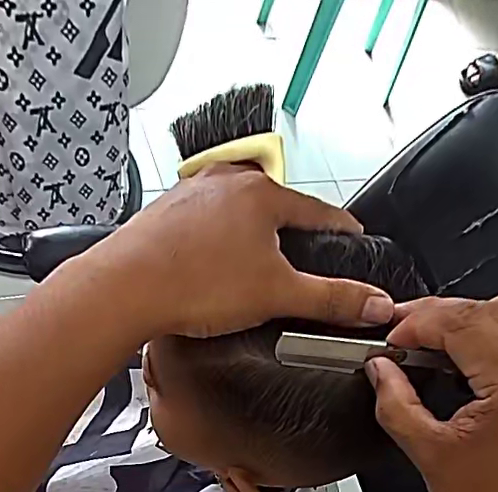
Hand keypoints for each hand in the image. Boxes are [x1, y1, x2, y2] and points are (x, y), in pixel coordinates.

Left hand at [70, 166, 394, 339]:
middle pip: (280, 212)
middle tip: (301, 272)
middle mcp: (226, 183)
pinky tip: (218, 273)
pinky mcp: (170, 215)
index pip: (321, 211)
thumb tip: (372, 303)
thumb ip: (332, 299)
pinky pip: (210, 227)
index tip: (354, 239)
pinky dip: (222, 247)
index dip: (343, 231)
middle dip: (295, 240)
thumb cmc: (191, 283)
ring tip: (257, 278)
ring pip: (242, 217)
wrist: (125, 289)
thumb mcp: (279, 295)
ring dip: (255, 242)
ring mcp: (194, 195)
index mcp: (261, 193)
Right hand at [367, 281, 497, 491]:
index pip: (462, 319)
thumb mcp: (432, 456)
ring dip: (483, 316)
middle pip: (492, 304)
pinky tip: (486, 362)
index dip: (418, 323)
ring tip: (451, 349)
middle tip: (413, 344)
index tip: (395, 338)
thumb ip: (396, 403)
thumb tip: (381, 370)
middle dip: (444, 318)